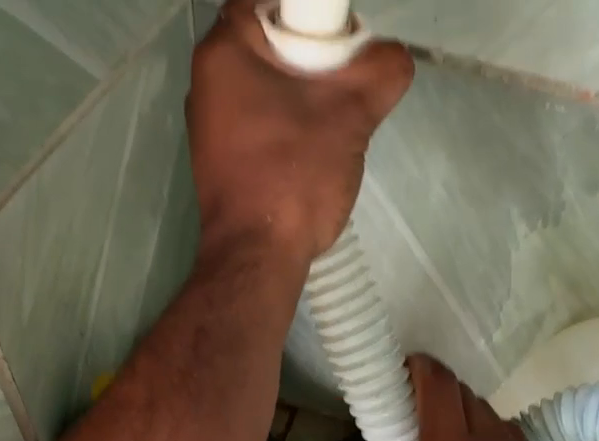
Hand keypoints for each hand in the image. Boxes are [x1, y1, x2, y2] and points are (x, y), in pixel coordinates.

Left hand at [187, 0, 413, 264]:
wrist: (257, 258)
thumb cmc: (293, 176)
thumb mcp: (351, 115)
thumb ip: (381, 71)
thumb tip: (393, 59)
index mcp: (223, 52)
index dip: (310, 11)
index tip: (340, 38)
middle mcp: (205, 83)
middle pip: (268, 42)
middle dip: (311, 55)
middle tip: (347, 79)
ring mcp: (209, 127)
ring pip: (266, 87)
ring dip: (303, 95)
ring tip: (336, 121)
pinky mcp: (220, 162)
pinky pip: (259, 123)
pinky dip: (288, 126)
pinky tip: (313, 152)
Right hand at [358, 357, 598, 440]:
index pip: (437, 384)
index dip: (419, 368)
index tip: (401, 372)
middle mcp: (487, 436)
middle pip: (459, 392)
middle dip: (433, 393)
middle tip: (409, 419)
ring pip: (482, 411)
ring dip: (458, 415)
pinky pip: (500, 432)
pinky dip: (480, 434)